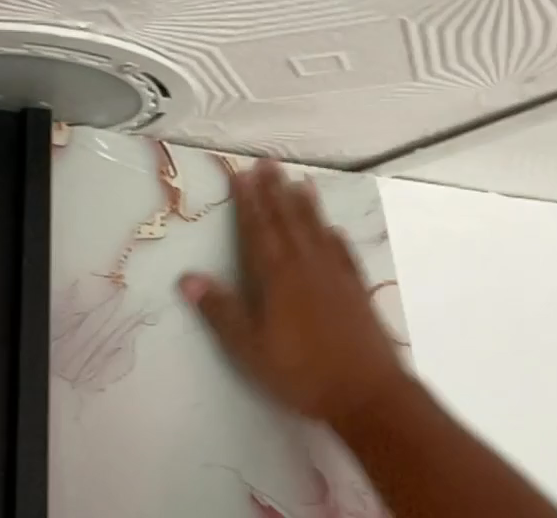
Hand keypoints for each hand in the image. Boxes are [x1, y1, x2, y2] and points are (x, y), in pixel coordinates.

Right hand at [180, 161, 405, 426]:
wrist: (369, 395)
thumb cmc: (303, 372)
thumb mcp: (250, 349)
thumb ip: (220, 311)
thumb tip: (187, 278)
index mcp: (277, 275)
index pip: (258, 229)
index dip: (247, 201)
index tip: (240, 174)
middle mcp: (305, 265)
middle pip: (287, 219)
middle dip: (274, 190)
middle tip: (268, 162)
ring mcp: (334, 275)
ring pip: (315, 229)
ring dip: (304, 203)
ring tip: (299, 180)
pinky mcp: (356, 290)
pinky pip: (342, 252)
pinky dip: (334, 235)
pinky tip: (333, 228)